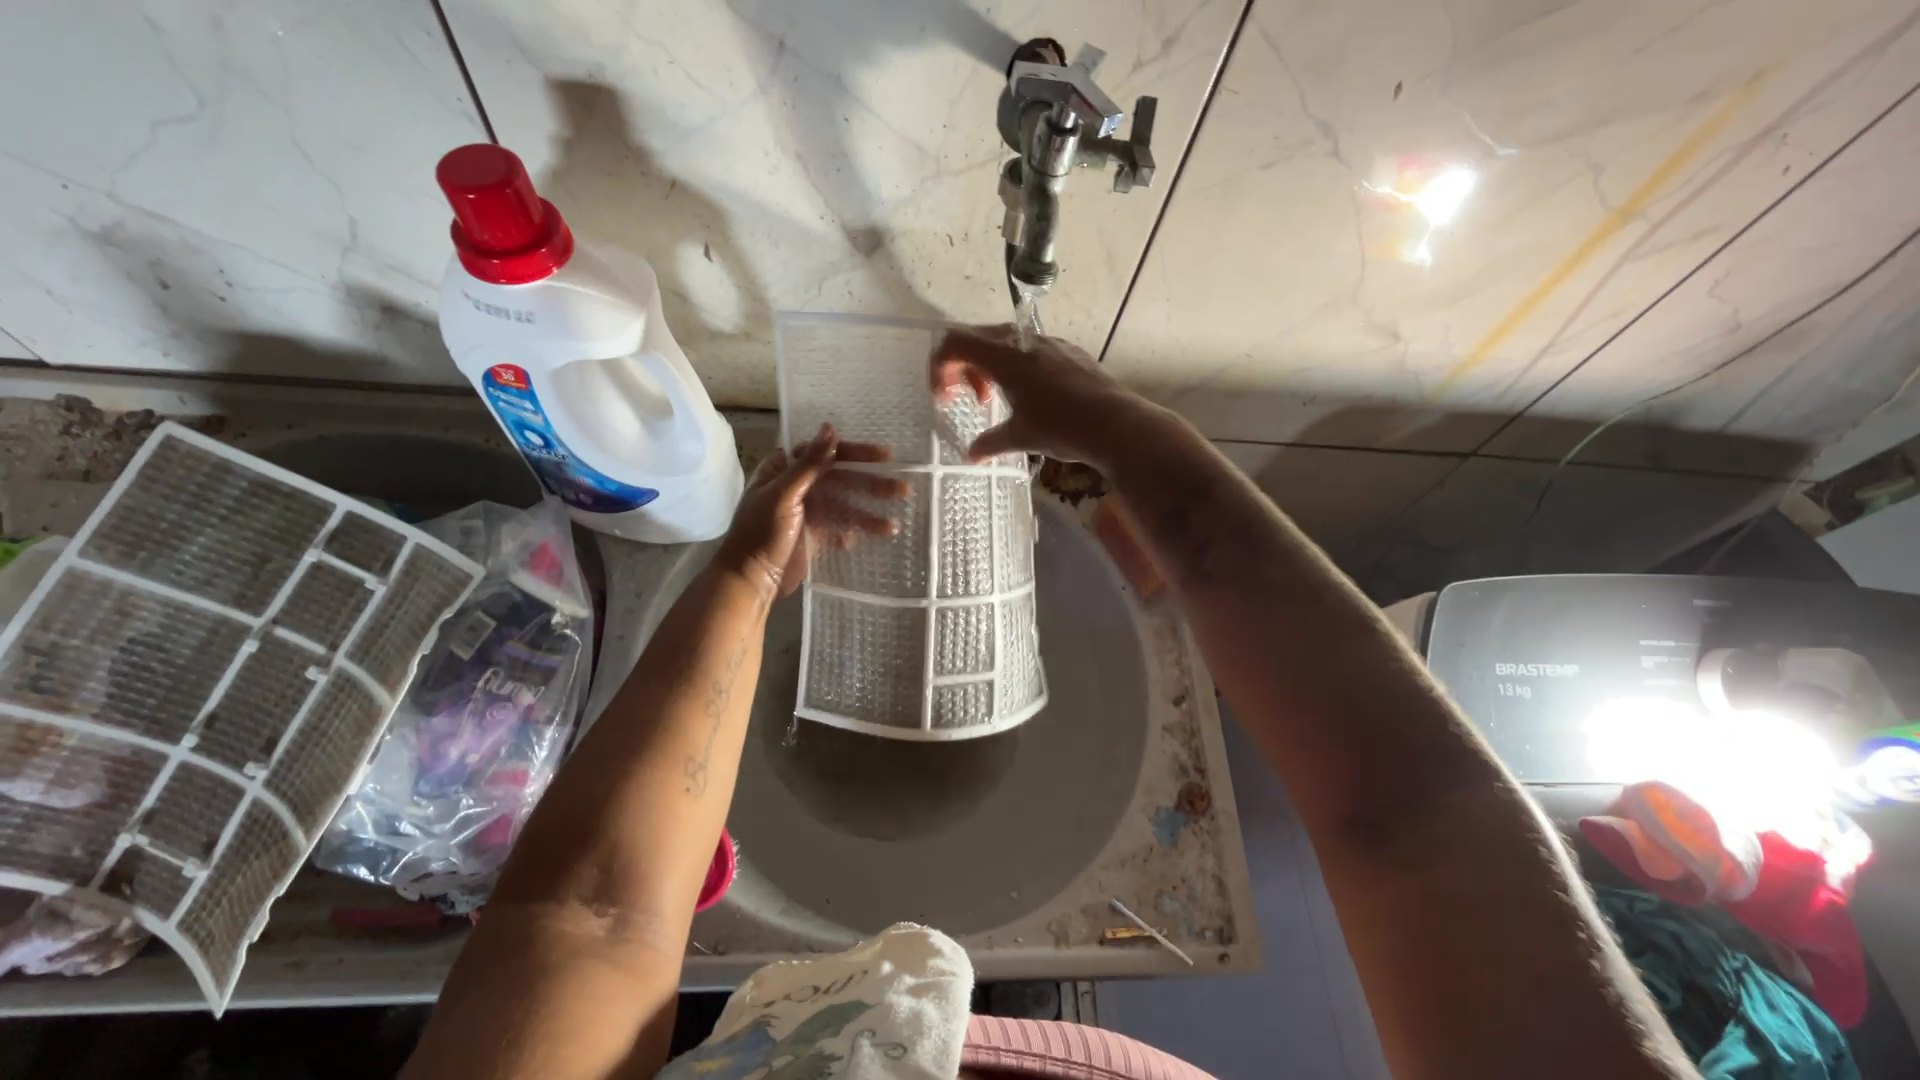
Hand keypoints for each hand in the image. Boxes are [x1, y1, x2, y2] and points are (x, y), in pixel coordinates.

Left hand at [714, 423, 906, 597]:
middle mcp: (798, 487)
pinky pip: (841, 529)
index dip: (857, 454)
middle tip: (903, 490)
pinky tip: (871, 538)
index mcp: (785, 469)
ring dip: (869, 515)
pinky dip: (855, 532)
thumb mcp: (784, 495)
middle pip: (842, 480)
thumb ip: (810, 464)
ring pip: (845, 507)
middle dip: (872, 486)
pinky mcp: (814, 536)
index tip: (887, 457)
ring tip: (893, 527)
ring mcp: (807, 512)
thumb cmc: (760, 533)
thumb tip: (830, 427)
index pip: (827, 453)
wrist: (749, 580)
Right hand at [931, 324, 1165, 466]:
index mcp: (1003, 356)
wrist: (1116, 424)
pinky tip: (1032, 398)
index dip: (940, 367)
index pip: (955, 343)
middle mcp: (1023, 341)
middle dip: (965, 368)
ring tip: (1000, 400)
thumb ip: (990, 442)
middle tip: (973, 400)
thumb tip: (972, 454)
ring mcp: (1049, 343)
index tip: (945, 398)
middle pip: (977, 339)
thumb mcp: (1020, 437)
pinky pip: (1031, 350)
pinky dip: (1018, 368)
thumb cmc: (1061, 427)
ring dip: (992, 367)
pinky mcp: (1069, 352)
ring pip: (1006, 343)